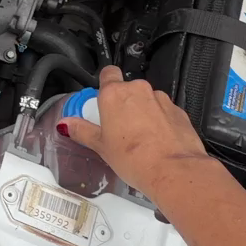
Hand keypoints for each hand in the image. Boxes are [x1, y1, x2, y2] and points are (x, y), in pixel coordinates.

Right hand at [60, 66, 209, 195]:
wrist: (175, 171)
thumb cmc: (135, 158)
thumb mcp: (101, 146)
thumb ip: (82, 130)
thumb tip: (66, 124)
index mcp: (114, 94)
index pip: (108, 73)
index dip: (105, 84)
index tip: (102, 102)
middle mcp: (138, 90)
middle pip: (127, 89)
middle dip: (124, 104)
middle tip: (118, 127)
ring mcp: (161, 100)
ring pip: (147, 100)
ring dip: (143, 113)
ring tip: (140, 139)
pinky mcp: (179, 112)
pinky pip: (165, 112)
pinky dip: (161, 122)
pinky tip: (157, 142)